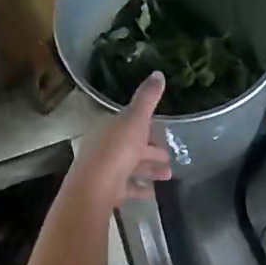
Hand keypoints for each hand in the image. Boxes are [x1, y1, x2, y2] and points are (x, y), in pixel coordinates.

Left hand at [67, 72, 172, 210]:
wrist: (95, 187)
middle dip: (151, 151)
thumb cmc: (117, 150)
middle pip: (130, 146)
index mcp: (108, 127)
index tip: (163, 131)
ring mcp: (104, 170)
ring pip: (131, 167)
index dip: (145, 127)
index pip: (128, 123)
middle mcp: (103, 147)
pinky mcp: (107, 190)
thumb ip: (147, 98)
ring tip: (168, 176)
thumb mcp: (136, 119)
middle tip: (169, 158)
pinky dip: (140, 188)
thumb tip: (158, 72)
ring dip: (150, 170)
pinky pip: (127, 187)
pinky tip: (153, 192)